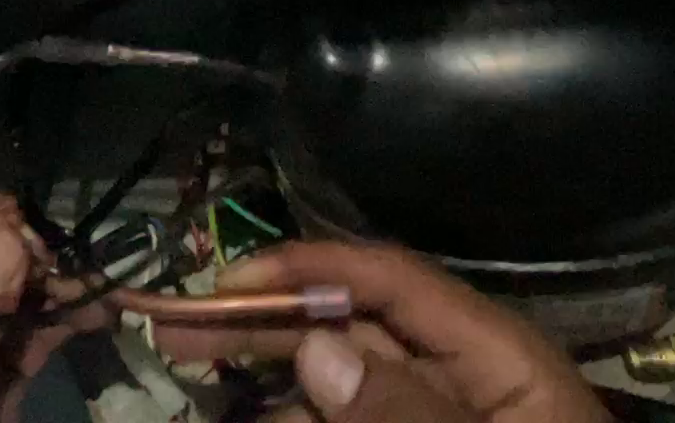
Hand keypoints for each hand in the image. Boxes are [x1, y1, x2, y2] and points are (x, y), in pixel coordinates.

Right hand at [153, 242, 610, 422]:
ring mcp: (422, 408)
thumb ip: (407, 413)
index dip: (309, 266)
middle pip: (345, 323)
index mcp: (490, 350)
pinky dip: (294, 417)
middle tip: (183, 327)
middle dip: (266, 319)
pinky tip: (254, 413)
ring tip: (203, 379)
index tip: (233, 279)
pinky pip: (337, 417)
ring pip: (331, 376)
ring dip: (270, 378)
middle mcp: (450, 368)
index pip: (388, 278)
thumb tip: (317, 347)